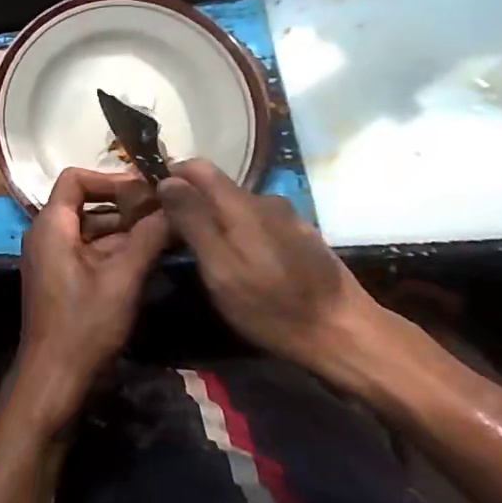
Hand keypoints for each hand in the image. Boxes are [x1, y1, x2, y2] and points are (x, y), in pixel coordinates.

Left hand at [17, 168, 171, 416]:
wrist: (54, 378)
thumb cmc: (85, 324)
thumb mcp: (122, 278)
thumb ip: (148, 237)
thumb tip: (174, 206)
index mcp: (51, 226)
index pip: (75, 179)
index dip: (111, 178)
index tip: (147, 189)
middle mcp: (47, 235)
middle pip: (86, 203)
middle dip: (125, 205)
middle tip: (166, 209)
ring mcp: (53, 258)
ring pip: (91, 229)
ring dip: (125, 228)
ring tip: (166, 231)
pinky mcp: (63, 278)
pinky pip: (90, 250)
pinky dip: (116, 249)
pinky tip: (150, 256)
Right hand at [157, 160, 387, 372]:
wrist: (346, 335)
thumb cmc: (273, 306)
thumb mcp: (221, 269)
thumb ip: (193, 221)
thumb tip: (167, 181)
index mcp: (241, 204)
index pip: (197, 167)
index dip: (172, 178)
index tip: (155, 206)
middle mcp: (266, 200)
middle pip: (217, 188)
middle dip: (192, 205)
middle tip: (175, 241)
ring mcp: (288, 218)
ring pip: (238, 207)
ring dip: (217, 222)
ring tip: (208, 257)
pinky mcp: (302, 237)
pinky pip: (258, 223)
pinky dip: (240, 235)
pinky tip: (244, 265)